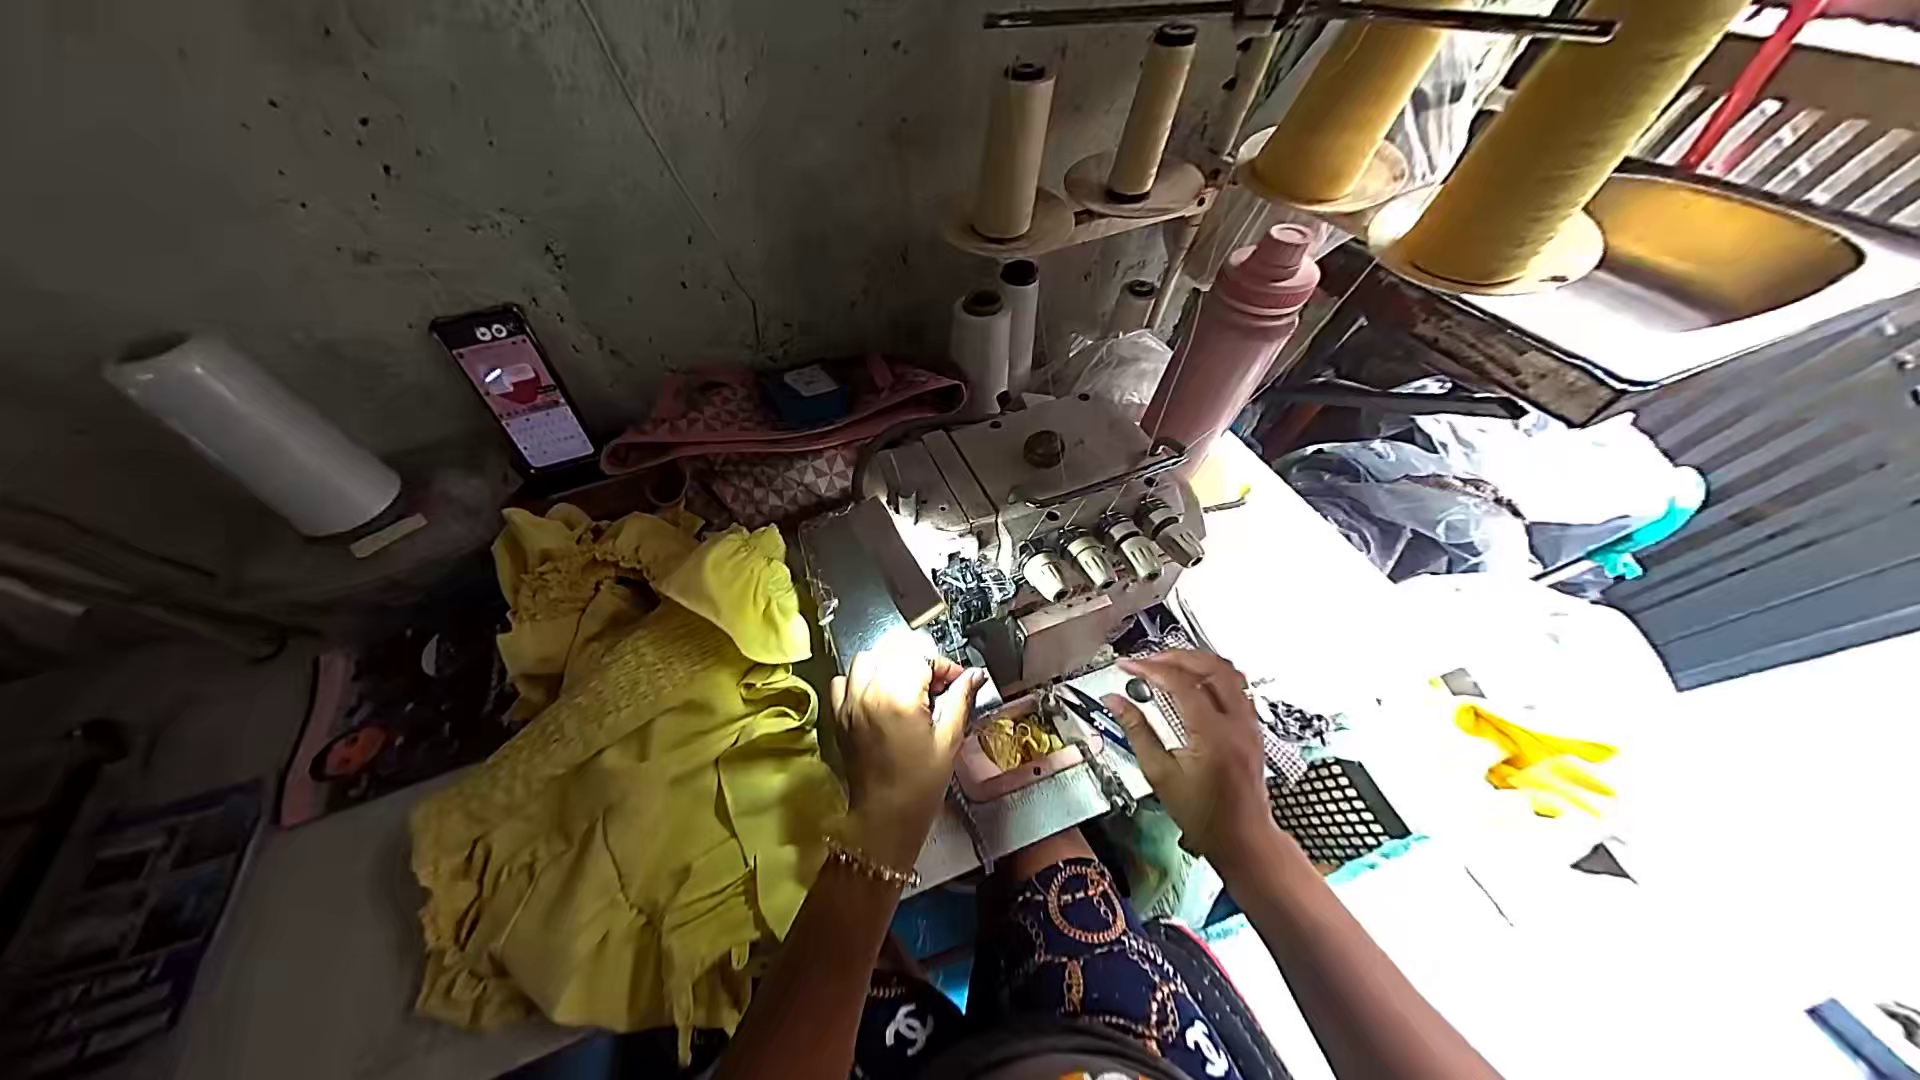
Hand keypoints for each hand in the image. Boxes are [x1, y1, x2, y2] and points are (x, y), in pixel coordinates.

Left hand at [830, 648, 985, 871]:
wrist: (884, 817)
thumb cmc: (919, 784)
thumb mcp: (948, 740)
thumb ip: (960, 699)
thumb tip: (974, 676)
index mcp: (898, 697)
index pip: (922, 658)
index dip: (944, 667)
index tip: (957, 681)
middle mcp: (869, 693)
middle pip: (895, 653)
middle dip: (919, 663)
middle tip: (937, 687)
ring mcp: (849, 703)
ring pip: (867, 659)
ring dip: (889, 665)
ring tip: (907, 687)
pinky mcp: (838, 716)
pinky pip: (844, 681)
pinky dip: (860, 679)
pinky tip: (878, 695)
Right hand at [1105, 650, 1278, 859]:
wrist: (1243, 839)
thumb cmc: (1202, 816)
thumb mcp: (1160, 774)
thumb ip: (1137, 731)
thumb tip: (1115, 701)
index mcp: (1213, 736)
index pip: (1181, 684)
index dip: (1150, 668)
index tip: (1127, 666)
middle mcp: (1237, 723)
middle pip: (1209, 667)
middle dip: (1173, 657)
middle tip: (1146, 661)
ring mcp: (1250, 723)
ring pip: (1227, 671)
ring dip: (1195, 660)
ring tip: (1167, 663)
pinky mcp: (1252, 727)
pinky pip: (1236, 685)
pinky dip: (1211, 673)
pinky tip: (1193, 679)